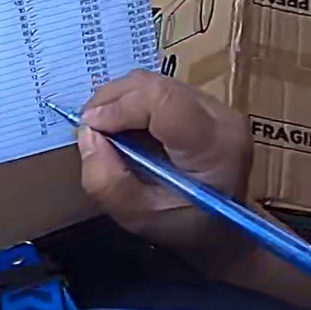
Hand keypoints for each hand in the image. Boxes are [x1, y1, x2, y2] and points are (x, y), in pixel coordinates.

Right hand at [77, 70, 252, 256]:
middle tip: (90, 130)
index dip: (118, 107)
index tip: (89, 127)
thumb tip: (87, 135)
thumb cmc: (183, 227)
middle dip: (110, 101)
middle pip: (152, 85)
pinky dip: (127, 101)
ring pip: (150, 81)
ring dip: (116, 100)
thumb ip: (107, 182)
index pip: (163, 101)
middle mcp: (219, 116)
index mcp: (213, 147)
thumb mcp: (137, 217)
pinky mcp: (200, 100)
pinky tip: (122, 126)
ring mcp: (213, 104)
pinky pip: (154, 87)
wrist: (223, 228)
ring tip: (104, 129)